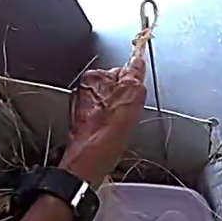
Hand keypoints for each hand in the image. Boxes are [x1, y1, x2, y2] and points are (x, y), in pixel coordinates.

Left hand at [60, 50, 146, 183]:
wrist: (90, 160)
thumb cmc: (107, 132)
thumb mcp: (132, 95)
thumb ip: (135, 73)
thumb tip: (138, 60)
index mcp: (94, 76)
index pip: (123, 70)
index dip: (135, 84)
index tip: (137, 94)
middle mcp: (85, 89)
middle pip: (116, 87)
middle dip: (126, 98)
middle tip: (128, 113)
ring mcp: (83, 106)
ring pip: (111, 104)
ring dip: (118, 113)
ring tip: (119, 126)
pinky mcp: (84, 122)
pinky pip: (104, 118)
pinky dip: (111, 124)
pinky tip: (113, 133)